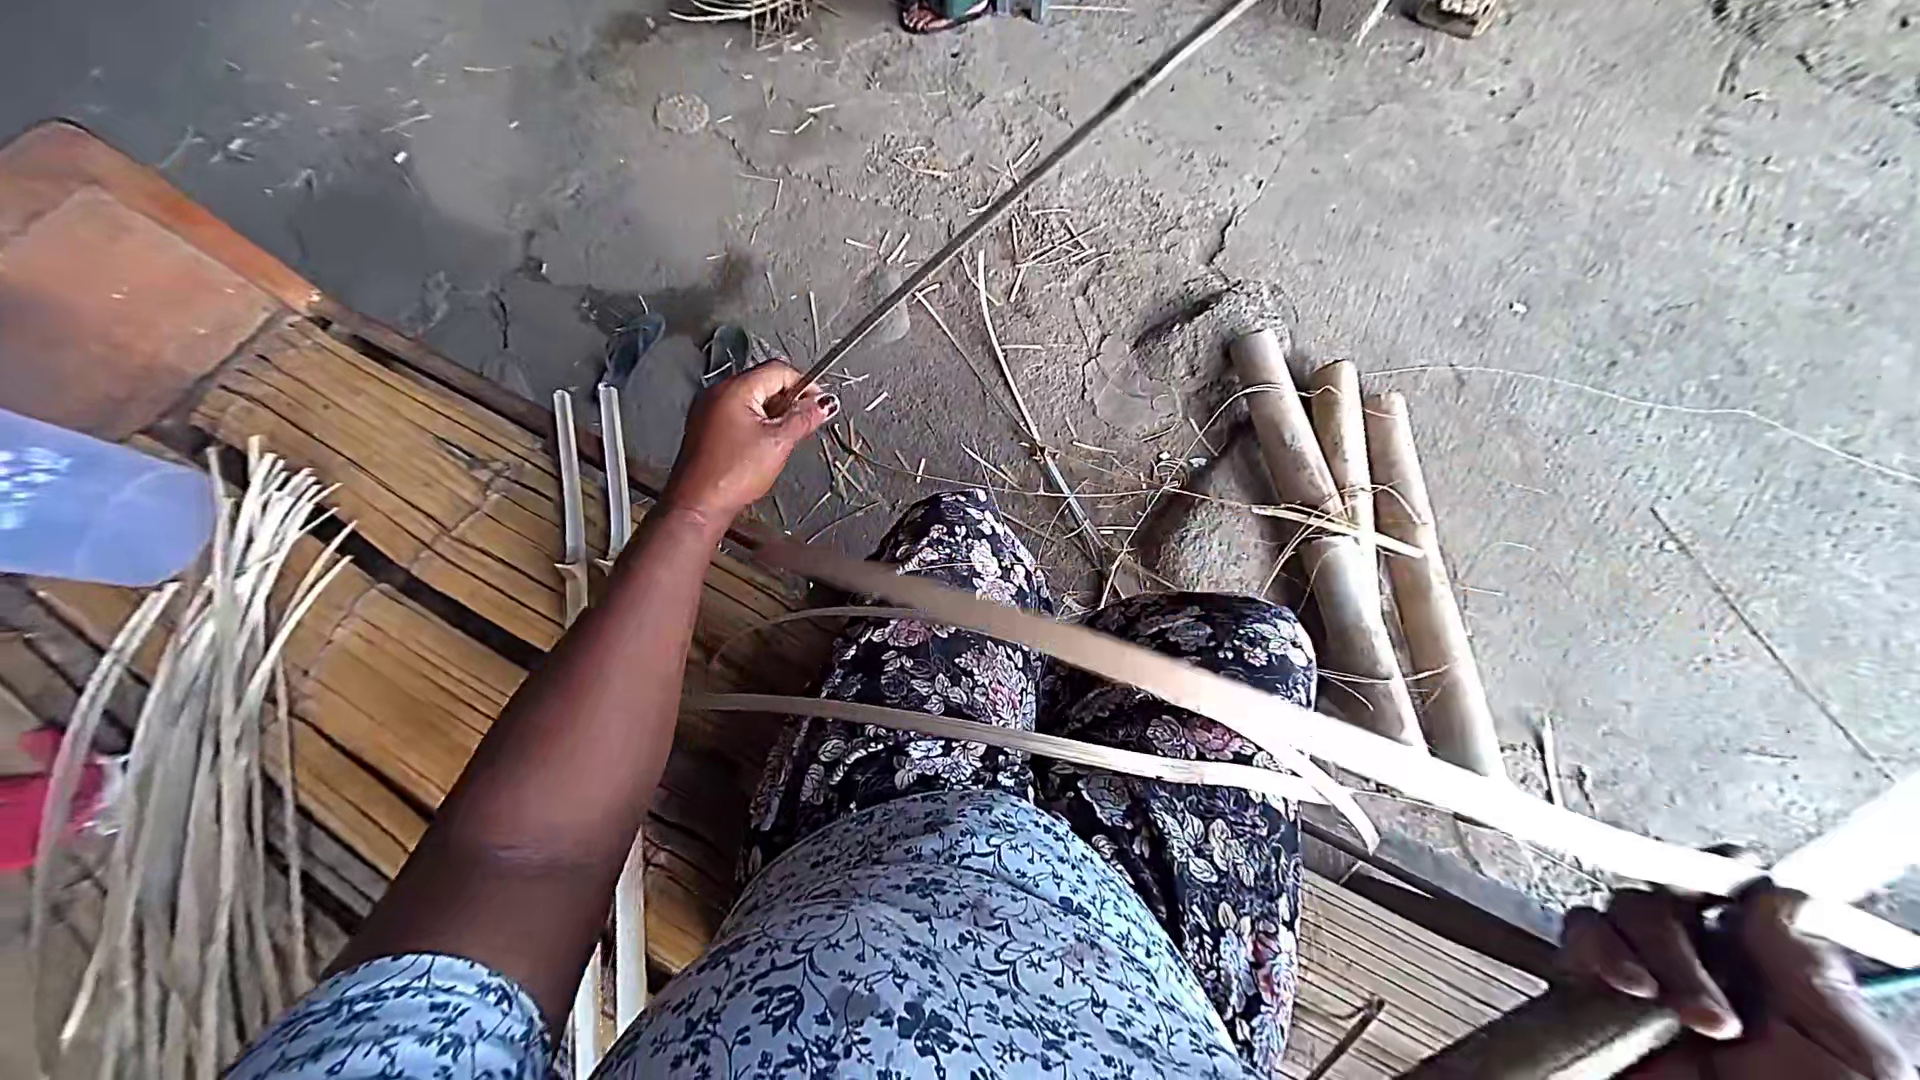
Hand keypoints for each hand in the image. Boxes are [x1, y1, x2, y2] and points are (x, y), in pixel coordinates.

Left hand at [660, 360, 837, 527]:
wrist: (698, 504)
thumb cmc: (730, 475)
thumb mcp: (779, 443)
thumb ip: (804, 418)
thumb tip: (825, 403)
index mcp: (734, 389)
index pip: (779, 370)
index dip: (805, 386)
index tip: (819, 406)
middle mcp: (717, 393)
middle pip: (765, 382)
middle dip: (789, 402)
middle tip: (800, 427)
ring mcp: (709, 410)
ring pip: (753, 400)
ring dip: (774, 415)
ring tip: (779, 442)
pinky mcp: (707, 428)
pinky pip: (739, 415)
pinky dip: (757, 426)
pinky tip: (762, 448)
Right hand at [1561, 887, 1912, 1078]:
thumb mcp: (1854, 1072)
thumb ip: (1818, 987)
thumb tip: (1783, 896)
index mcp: (1770, 993)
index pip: (1730, 909)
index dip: (1721, 882)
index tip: (1727, 866)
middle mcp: (1699, 981)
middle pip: (1657, 904)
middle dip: (1673, 937)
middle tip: (1709, 1003)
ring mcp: (1637, 990)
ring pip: (1607, 917)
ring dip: (1630, 945)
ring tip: (1657, 999)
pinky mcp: (1587, 1001)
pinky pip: (1571, 949)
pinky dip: (1589, 953)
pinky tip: (1620, 986)